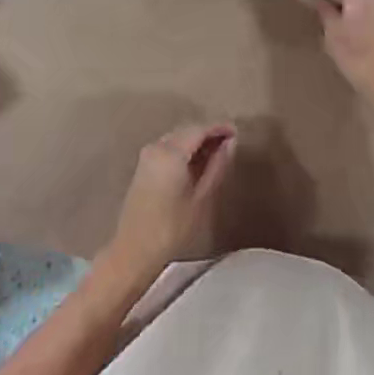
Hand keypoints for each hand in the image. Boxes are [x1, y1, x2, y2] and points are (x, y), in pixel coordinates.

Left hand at [102, 123, 236, 276]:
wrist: (136, 247)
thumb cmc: (173, 227)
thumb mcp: (202, 198)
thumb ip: (217, 167)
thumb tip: (230, 143)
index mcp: (170, 152)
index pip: (198, 129)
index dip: (218, 128)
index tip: (237, 131)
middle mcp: (155, 147)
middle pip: (186, 131)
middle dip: (207, 134)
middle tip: (230, 143)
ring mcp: (146, 156)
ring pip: (176, 138)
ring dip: (195, 142)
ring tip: (218, 153)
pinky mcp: (143, 166)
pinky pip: (167, 148)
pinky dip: (183, 150)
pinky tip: (197, 163)